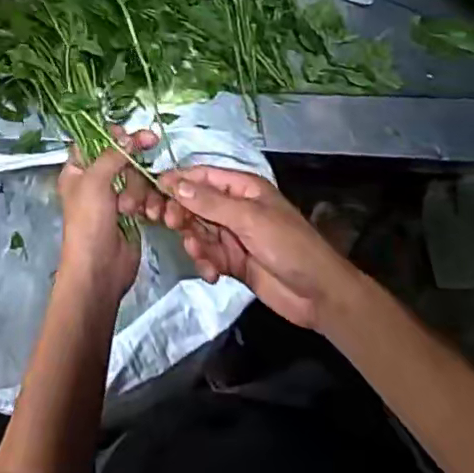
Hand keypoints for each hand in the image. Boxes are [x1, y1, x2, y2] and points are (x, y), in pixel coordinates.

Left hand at [56, 126, 158, 303]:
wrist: (100, 269)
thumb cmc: (88, 222)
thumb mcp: (96, 182)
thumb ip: (112, 155)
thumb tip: (128, 135)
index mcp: (77, 169)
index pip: (94, 141)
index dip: (113, 134)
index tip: (134, 131)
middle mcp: (94, 180)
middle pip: (120, 157)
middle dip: (131, 164)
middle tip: (151, 144)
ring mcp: (113, 197)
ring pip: (136, 177)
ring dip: (139, 189)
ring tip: (132, 209)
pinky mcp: (131, 214)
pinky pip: (145, 197)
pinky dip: (148, 203)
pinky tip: (149, 215)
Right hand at [151, 166, 355, 329]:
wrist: (320, 296)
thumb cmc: (289, 245)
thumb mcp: (249, 219)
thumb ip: (210, 202)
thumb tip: (175, 185)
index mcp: (242, 188)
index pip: (201, 177)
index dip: (177, 181)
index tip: (153, 190)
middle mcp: (234, 207)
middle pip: (194, 204)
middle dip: (181, 214)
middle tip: (170, 224)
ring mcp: (232, 235)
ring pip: (197, 231)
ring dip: (194, 242)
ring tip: (202, 255)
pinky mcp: (232, 261)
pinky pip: (207, 255)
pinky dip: (205, 263)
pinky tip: (212, 273)